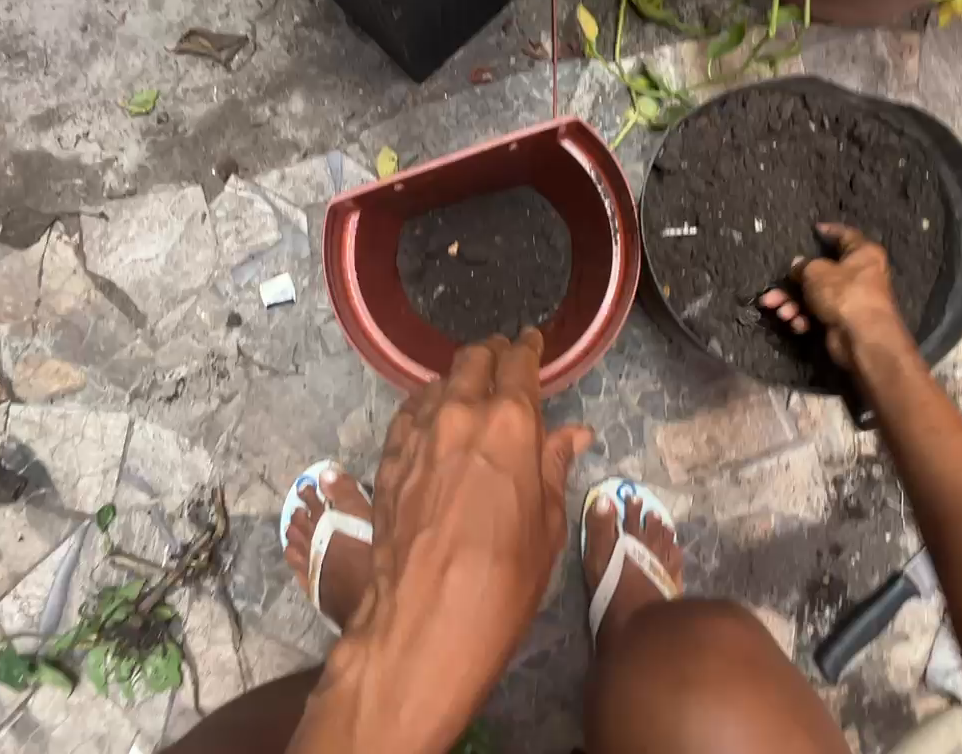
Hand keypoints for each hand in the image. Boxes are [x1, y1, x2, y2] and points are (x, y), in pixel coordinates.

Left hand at [294, 329, 592, 753]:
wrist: (423, 619)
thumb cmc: (504, 577)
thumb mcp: (545, 523)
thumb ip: (553, 464)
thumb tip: (573, 433)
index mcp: (511, 421)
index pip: (519, 363)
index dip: (528, 347)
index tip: (532, 341)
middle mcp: (461, 411)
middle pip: (474, 359)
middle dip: (492, 355)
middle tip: (503, 362)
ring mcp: (418, 431)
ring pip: (439, 382)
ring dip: (458, 381)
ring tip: (469, 395)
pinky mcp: (388, 455)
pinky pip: (410, 412)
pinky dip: (427, 406)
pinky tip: (433, 423)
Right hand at [757, 223, 910, 369]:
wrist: (862, 338)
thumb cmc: (844, 293)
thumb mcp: (816, 271)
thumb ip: (803, 265)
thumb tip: (798, 265)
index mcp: (862, 254)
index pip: (846, 235)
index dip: (830, 230)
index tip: (815, 228)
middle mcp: (859, 275)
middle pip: (820, 272)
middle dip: (792, 283)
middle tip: (774, 289)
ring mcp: (850, 300)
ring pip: (813, 296)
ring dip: (792, 303)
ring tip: (777, 309)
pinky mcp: (841, 321)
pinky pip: (817, 314)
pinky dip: (804, 318)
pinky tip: (796, 323)